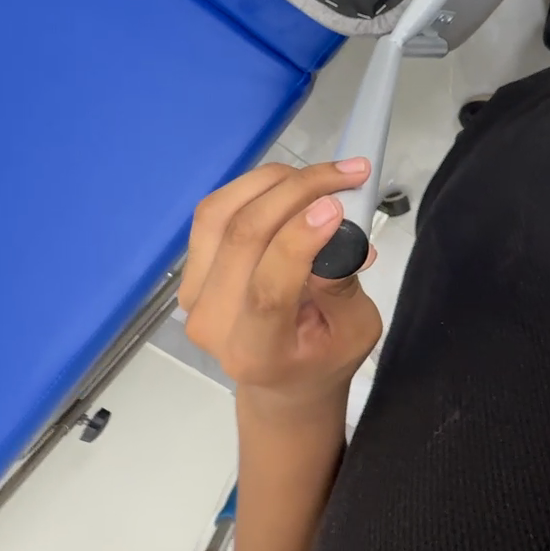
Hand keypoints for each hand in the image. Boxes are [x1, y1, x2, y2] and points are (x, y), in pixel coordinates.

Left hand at [181, 160, 383, 420]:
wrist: (283, 377)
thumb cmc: (326, 355)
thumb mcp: (357, 331)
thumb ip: (343, 288)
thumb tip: (339, 237)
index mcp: (257, 351)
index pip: (267, 289)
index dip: (298, 240)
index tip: (338, 205)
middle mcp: (213, 321)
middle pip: (243, 237)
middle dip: (299, 191)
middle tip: (348, 172)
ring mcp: (194, 291)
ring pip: (220, 213)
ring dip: (275, 181)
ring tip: (321, 174)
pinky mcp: (192, 267)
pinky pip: (214, 211)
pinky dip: (255, 186)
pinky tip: (292, 182)